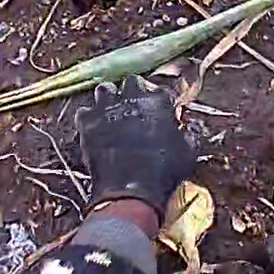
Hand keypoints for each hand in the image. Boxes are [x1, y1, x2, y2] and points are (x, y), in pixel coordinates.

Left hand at [76, 75, 194, 220]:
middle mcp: (132, 98)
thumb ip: (188, 134)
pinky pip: (84, 112)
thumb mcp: (188, 152)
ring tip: (113, 109)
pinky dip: (89, 117)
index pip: (161, 90)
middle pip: (132, 82)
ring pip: (105, 89)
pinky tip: (95, 126)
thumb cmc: (164, 171)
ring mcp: (107, 109)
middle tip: (137, 105)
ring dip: (109, 97)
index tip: (163, 112)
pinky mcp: (88, 124)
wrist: (131, 190)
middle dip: (134, 91)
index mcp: (158, 101)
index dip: (162, 101)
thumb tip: (187, 129)